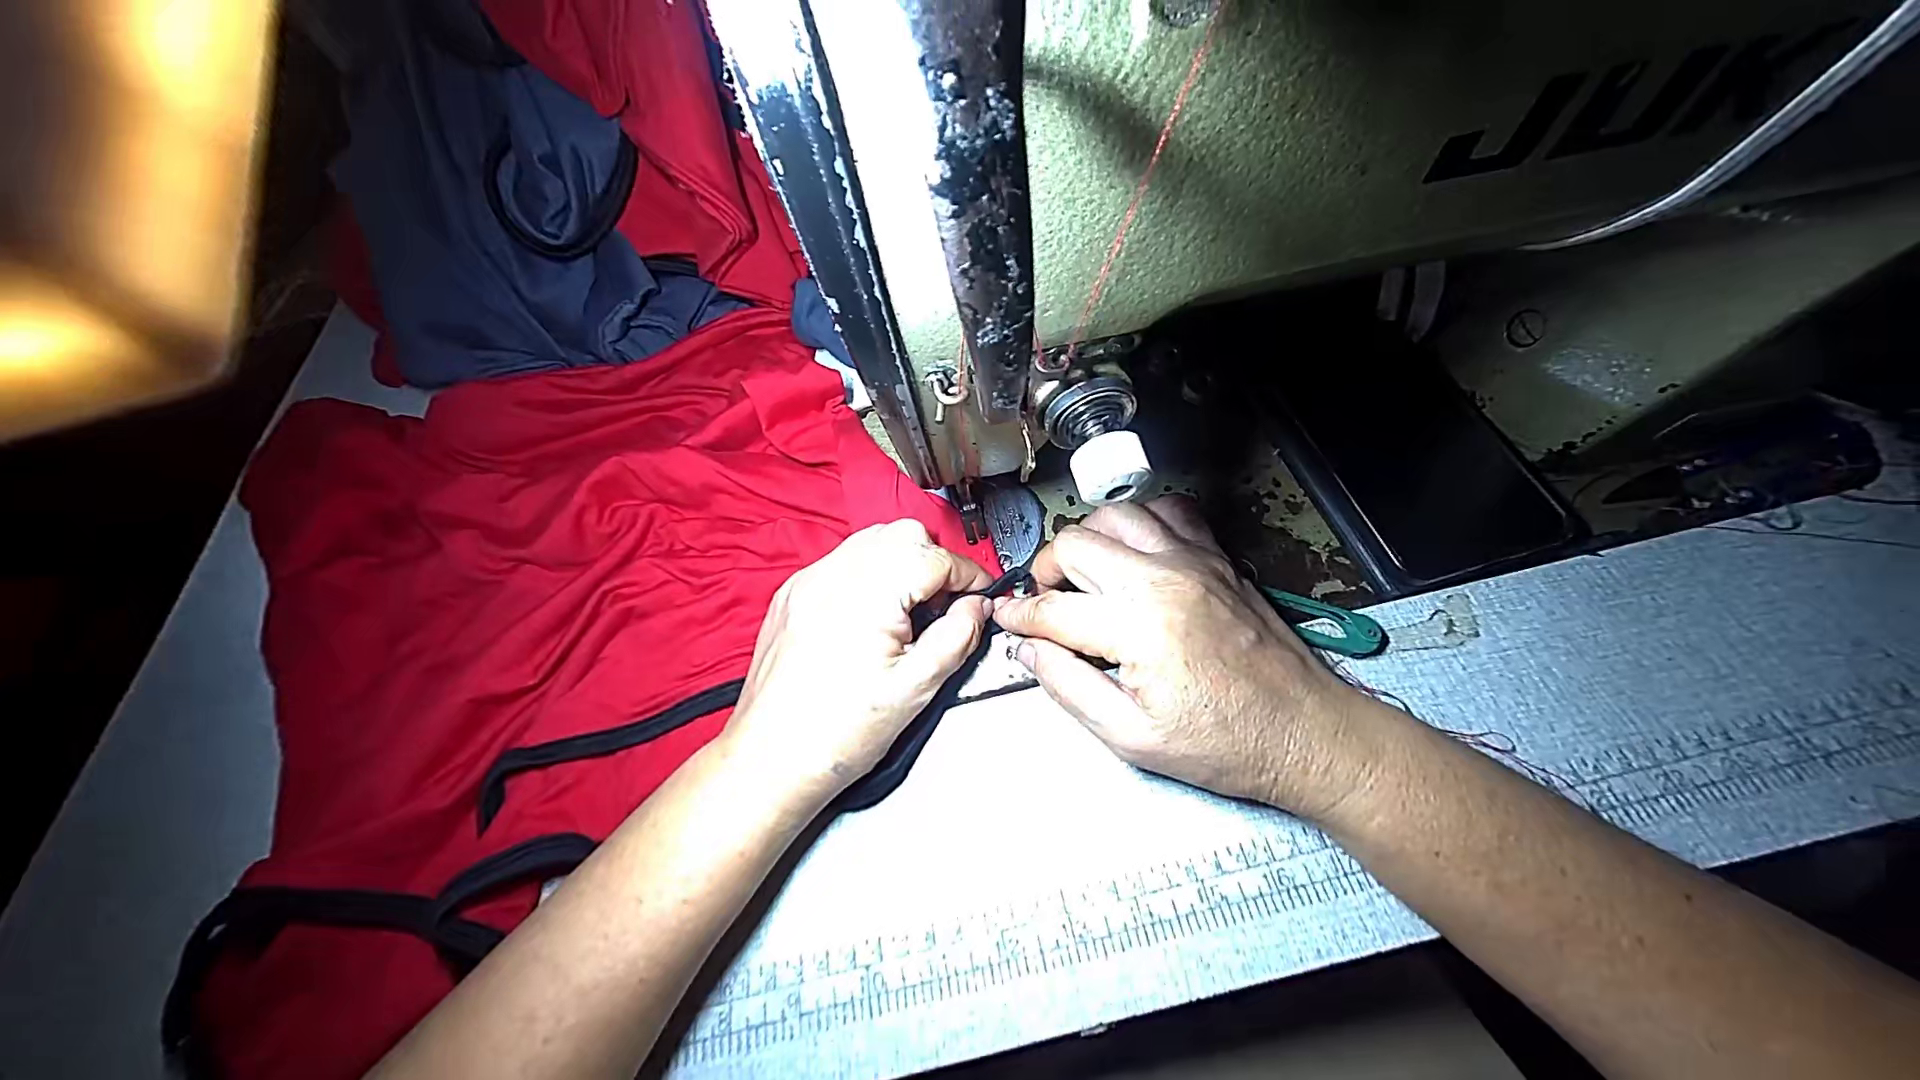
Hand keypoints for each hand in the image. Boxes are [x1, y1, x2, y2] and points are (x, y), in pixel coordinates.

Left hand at [723, 519, 991, 804]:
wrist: (770, 759)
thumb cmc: (831, 735)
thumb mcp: (915, 688)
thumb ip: (957, 637)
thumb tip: (976, 608)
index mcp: (867, 594)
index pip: (936, 557)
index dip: (970, 576)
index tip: (981, 597)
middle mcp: (833, 577)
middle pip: (905, 536)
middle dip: (937, 563)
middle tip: (948, 605)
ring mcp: (809, 582)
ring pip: (874, 540)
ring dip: (905, 564)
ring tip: (914, 613)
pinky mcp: (795, 595)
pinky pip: (845, 562)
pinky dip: (872, 575)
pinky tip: (878, 616)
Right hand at [990, 496, 1390, 821]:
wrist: (1306, 734)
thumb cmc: (1228, 743)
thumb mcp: (1132, 738)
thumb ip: (1070, 688)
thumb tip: (1031, 652)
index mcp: (1140, 629)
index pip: (1053, 608)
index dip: (1019, 615)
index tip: (1008, 619)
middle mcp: (1164, 582)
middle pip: (1074, 545)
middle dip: (1043, 570)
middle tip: (1042, 599)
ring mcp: (1193, 563)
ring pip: (1115, 516)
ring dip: (1086, 538)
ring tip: (1081, 571)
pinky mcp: (1216, 560)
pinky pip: (1170, 511)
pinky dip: (1141, 521)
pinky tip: (1133, 549)